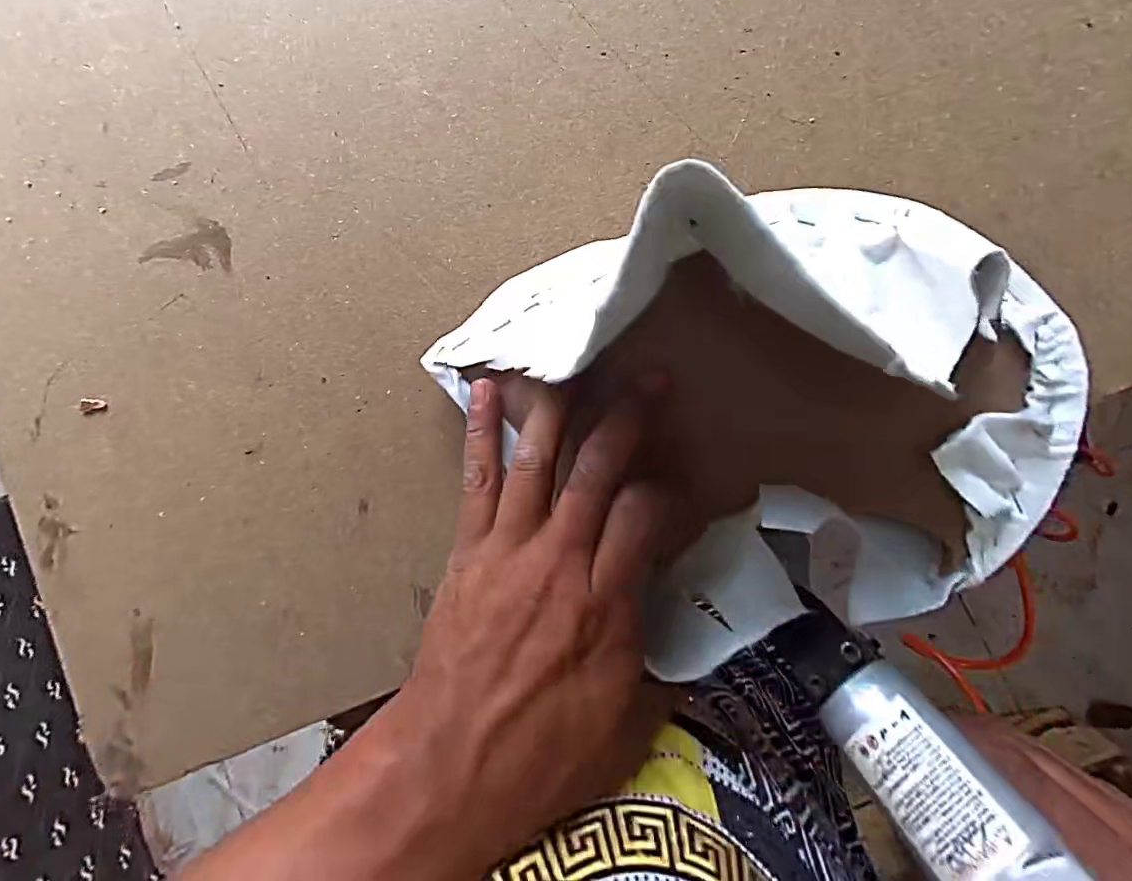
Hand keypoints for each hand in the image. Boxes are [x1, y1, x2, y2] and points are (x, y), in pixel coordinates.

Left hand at [183, 378, 693, 880]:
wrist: (451, 763)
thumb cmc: (542, 753)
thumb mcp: (625, 723)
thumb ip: (656, 667)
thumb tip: (679, 638)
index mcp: (605, 603)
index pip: (647, 516)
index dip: (670, 489)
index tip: (680, 484)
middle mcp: (559, 559)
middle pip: (598, 470)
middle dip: (628, 418)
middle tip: (650, 379)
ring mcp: (509, 547)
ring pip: (538, 460)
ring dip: (560, 408)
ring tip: (575, 367)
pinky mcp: (469, 548)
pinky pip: (478, 478)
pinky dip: (481, 431)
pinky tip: (485, 390)